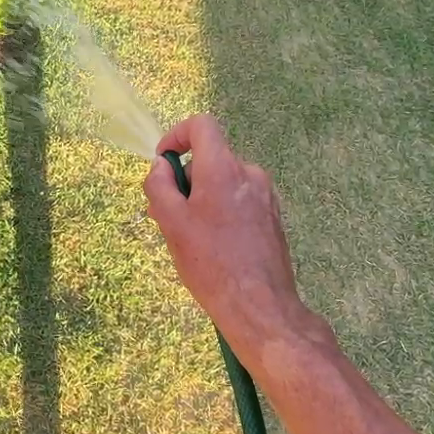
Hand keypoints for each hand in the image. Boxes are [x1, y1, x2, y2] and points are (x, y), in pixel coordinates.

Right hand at [145, 115, 322, 368]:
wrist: (261, 308)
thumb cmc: (210, 263)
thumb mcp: (171, 223)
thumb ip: (159, 185)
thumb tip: (162, 166)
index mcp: (223, 168)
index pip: (201, 125)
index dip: (176, 135)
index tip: (163, 164)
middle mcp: (249, 173)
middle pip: (210, 158)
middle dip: (186, 179)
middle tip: (168, 215)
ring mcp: (266, 196)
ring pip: (224, 181)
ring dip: (203, 198)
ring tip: (191, 237)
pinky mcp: (273, 217)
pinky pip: (240, 199)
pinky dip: (222, 211)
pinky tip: (215, 246)